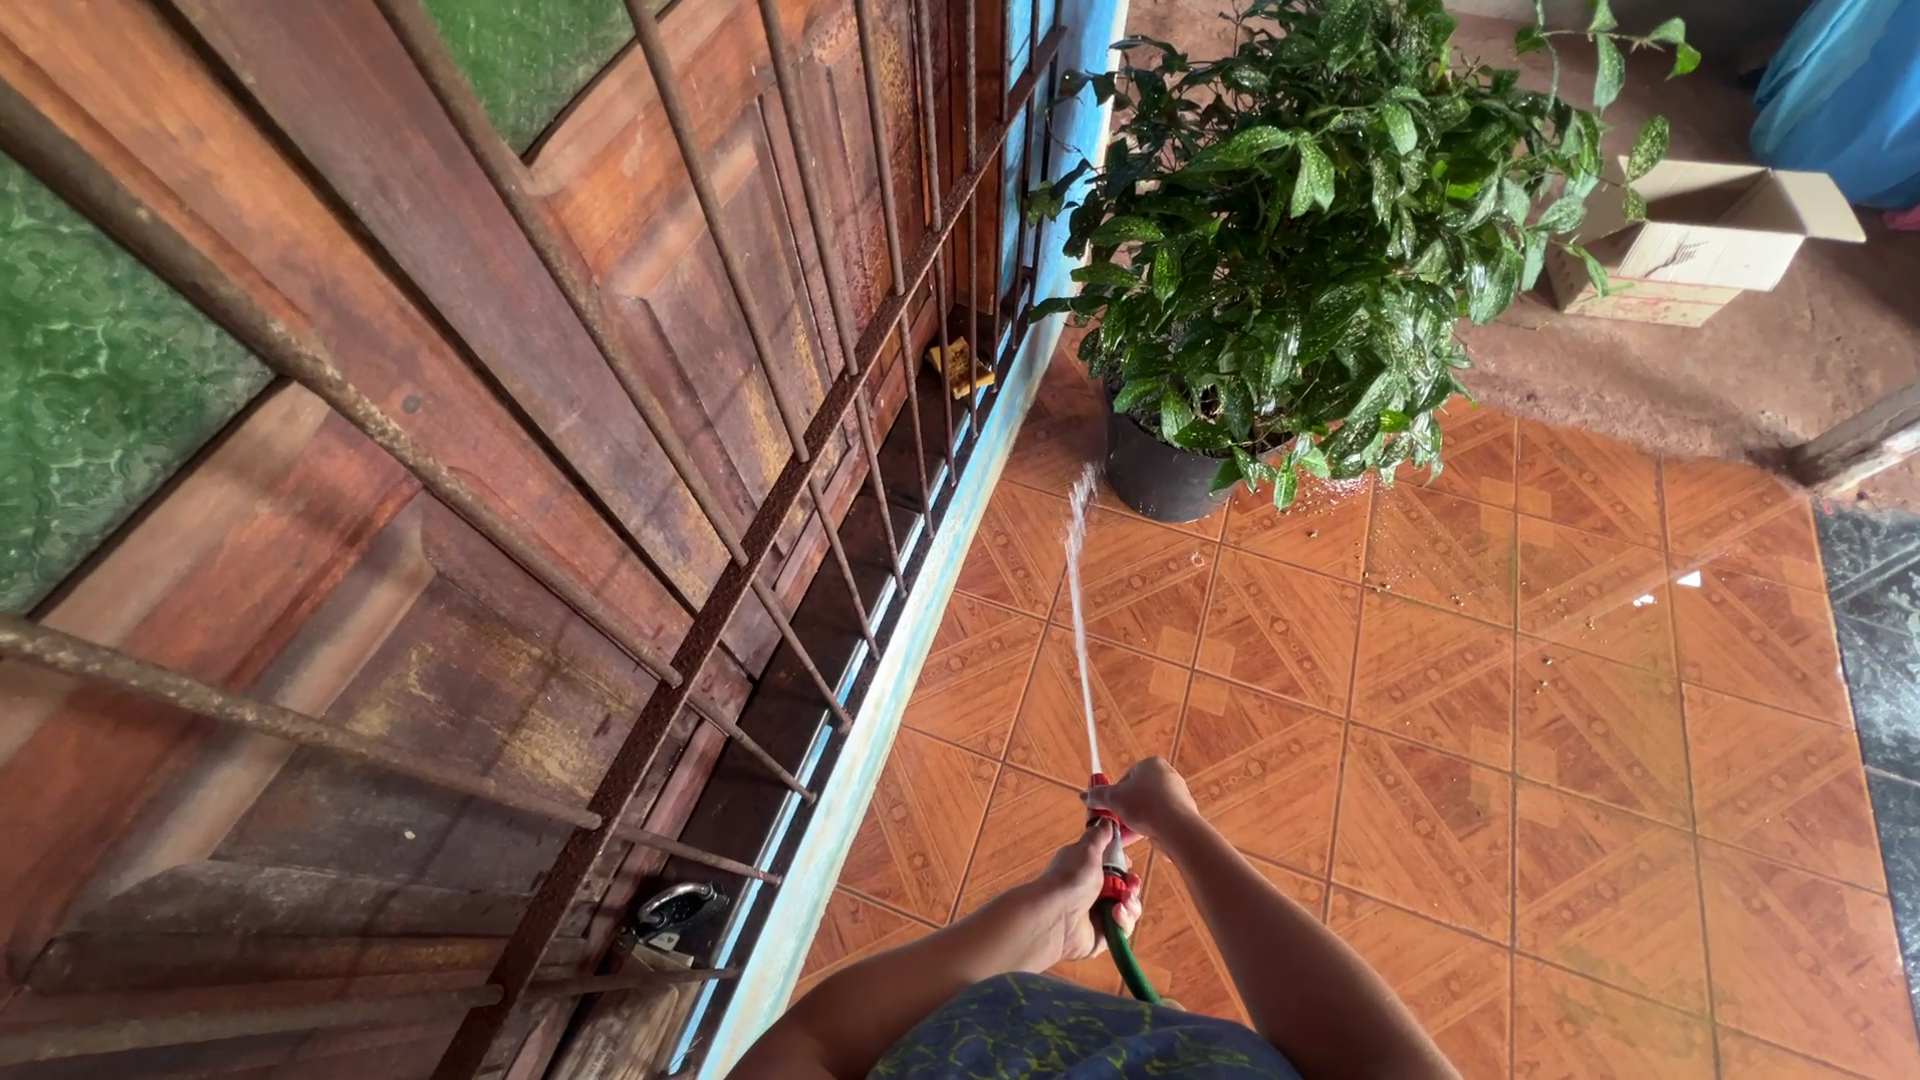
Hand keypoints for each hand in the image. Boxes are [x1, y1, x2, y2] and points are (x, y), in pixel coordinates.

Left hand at [1028, 824, 1141, 962]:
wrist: (1056, 916)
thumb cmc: (1071, 877)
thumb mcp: (1087, 850)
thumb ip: (1099, 835)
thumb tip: (1106, 819)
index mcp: (1086, 867)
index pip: (1112, 866)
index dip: (1124, 865)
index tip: (1130, 865)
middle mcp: (1092, 890)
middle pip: (1124, 888)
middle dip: (1132, 887)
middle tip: (1130, 887)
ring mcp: (1097, 913)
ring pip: (1127, 908)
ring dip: (1130, 904)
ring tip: (1122, 903)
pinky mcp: (1103, 935)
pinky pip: (1122, 928)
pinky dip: (1123, 921)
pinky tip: (1115, 915)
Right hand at [1083, 757, 1201, 844]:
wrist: (1176, 827)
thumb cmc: (1143, 805)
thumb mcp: (1114, 799)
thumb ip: (1098, 796)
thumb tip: (1083, 796)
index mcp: (1151, 764)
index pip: (1127, 777)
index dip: (1116, 794)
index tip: (1111, 808)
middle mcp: (1167, 775)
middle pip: (1138, 793)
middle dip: (1126, 810)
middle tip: (1117, 824)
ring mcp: (1178, 795)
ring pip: (1150, 808)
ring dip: (1137, 821)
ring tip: (1127, 836)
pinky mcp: (1184, 813)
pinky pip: (1162, 819)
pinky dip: (1152, 828)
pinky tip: (1143, 838)